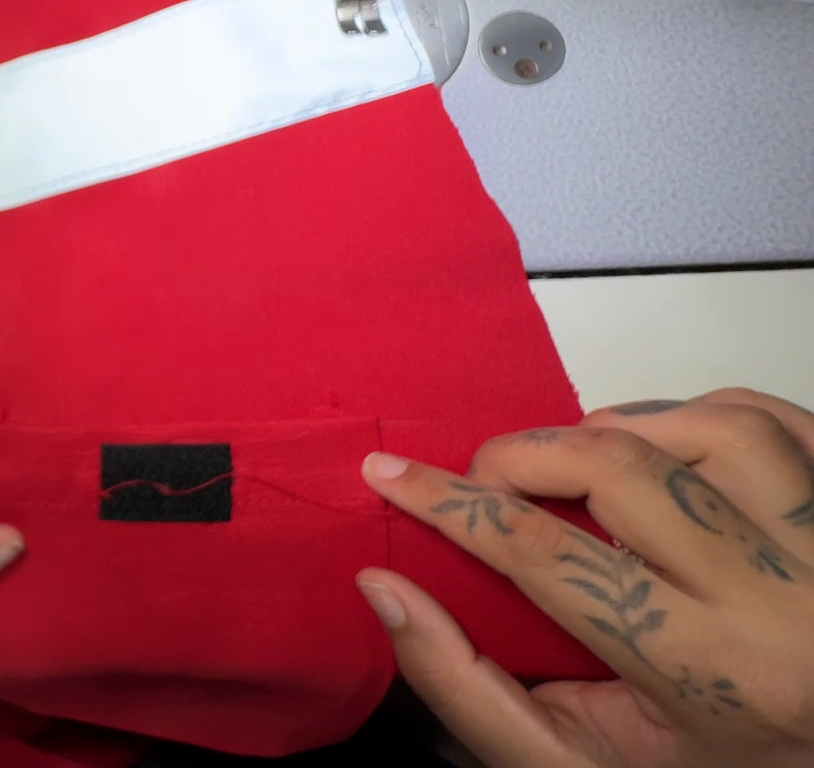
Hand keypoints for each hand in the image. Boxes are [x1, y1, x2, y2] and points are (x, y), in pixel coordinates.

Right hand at [356, 388, 813, 766]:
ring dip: (615, 428)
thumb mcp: (564, 763)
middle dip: (517, 456)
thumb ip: (460, 683)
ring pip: (711, 429)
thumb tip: (378, 584)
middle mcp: (793, 612)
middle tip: (488, 482)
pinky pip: (774, 422)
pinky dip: (697, 416)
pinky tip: (659, 453)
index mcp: (713, 676)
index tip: (383, 471)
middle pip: (618, 467)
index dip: (443, 500)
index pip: (540, 551)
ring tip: (577, 463)